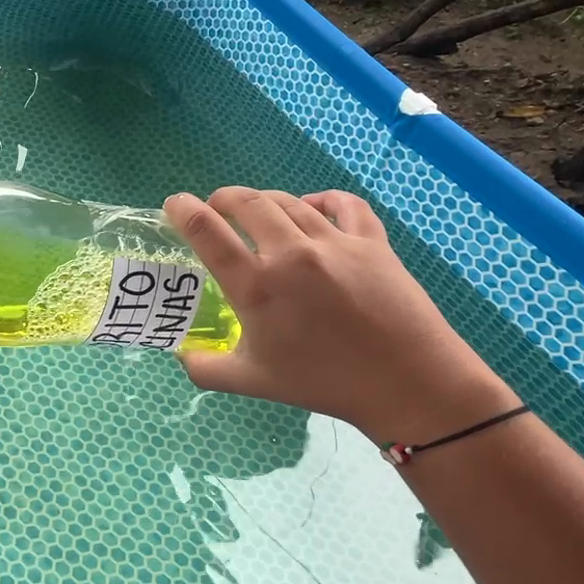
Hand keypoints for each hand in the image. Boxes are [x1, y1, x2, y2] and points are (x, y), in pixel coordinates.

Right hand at [163, 187, 519, 444]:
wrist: (410, 385)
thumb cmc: (323, 383)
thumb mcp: (250, 382)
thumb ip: (204, 367)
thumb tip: (180, 355)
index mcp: (255, 286)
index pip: (206, 230)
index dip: (182, 209)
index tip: (173, 205)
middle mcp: (290, 255)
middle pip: (247, 202)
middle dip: (222, 198)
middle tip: (214, 207)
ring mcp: (334, 244)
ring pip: (289, 201)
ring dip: (263, 199)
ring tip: (256, 210)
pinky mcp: (373, 243)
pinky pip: (343, 204)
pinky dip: (321, 199)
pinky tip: (313, 208)